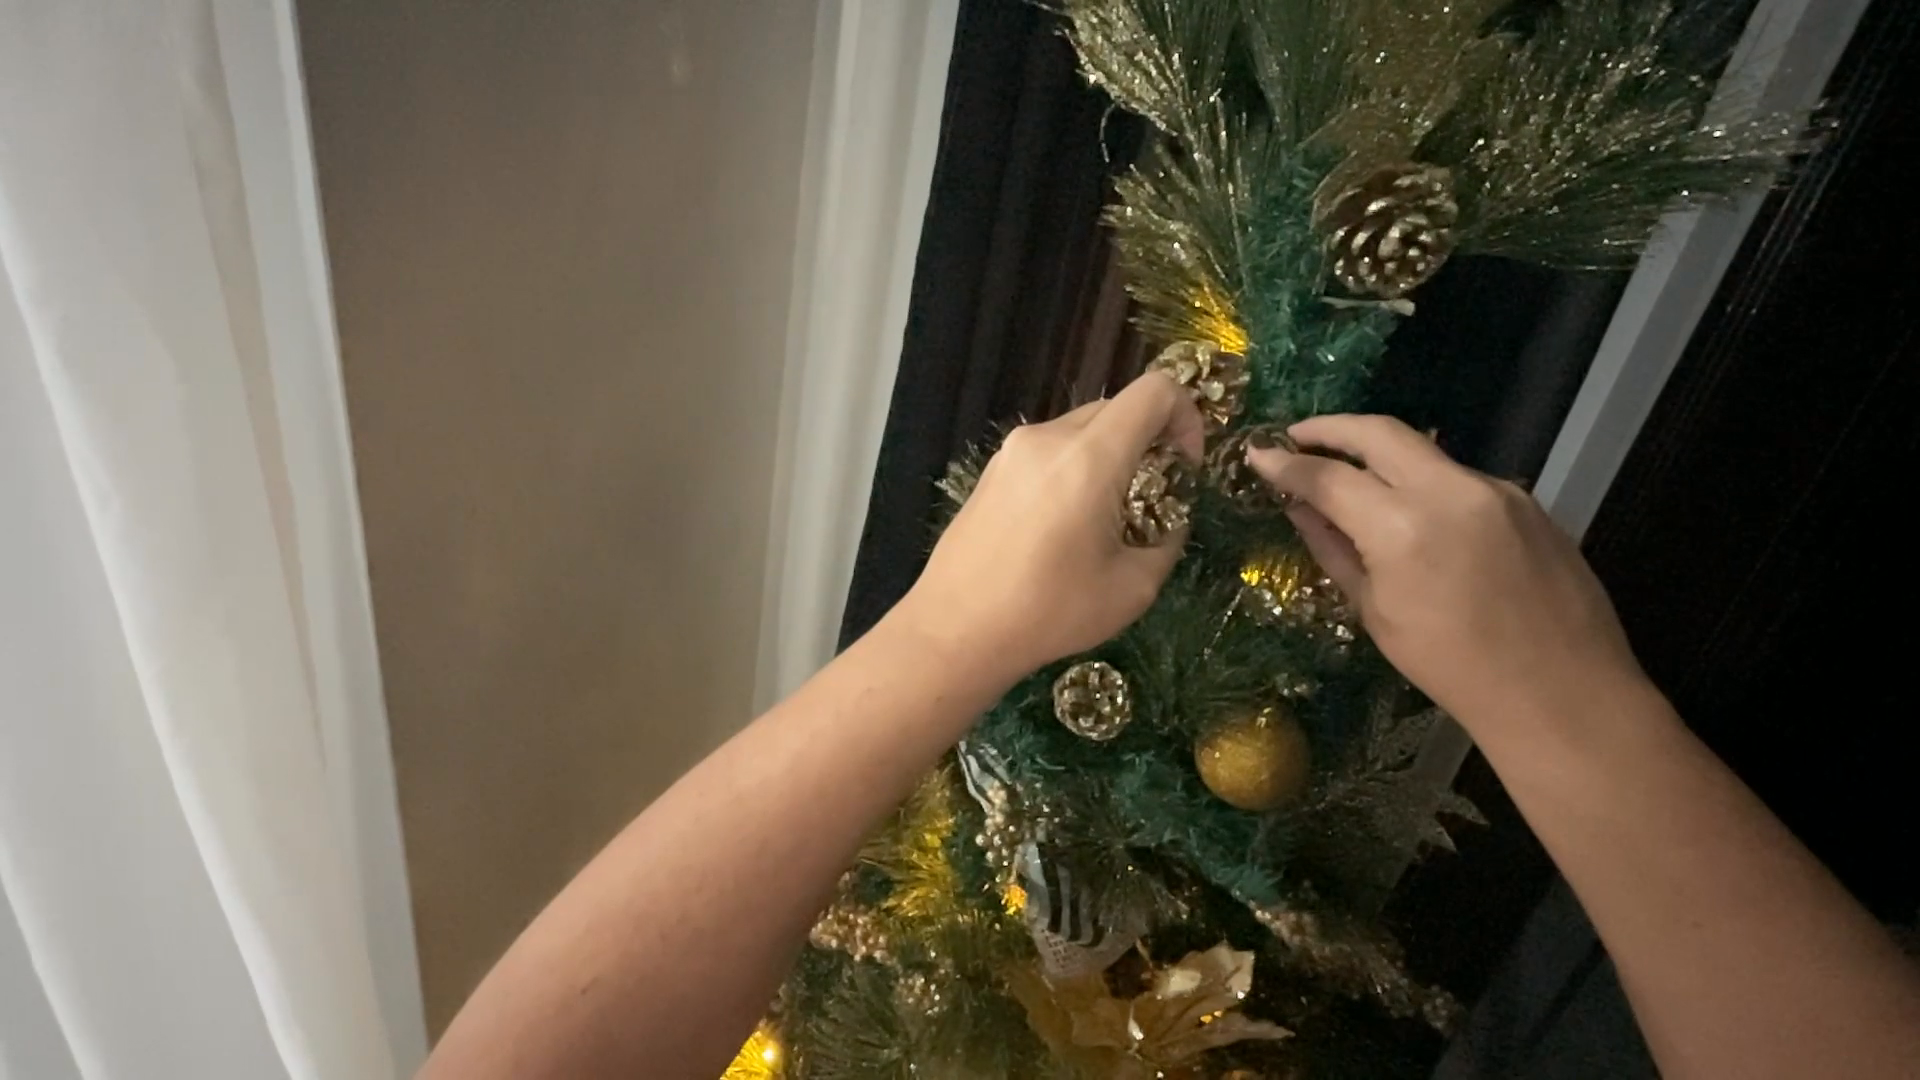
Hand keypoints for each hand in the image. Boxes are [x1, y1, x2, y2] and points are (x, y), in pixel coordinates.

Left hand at [894, 373, 1205, 684]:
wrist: (955, 630)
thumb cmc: (1049, 613)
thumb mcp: (1133, 587)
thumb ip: (1168, 538)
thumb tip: (1169, 517)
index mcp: (1088, 457)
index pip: (1154, 390)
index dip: (1185, 417)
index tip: (1183, 468)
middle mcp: (1047, 438)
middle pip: (1117, 409)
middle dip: (1147, 443)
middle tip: (1150, 501)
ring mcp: (1011, 452)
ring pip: (1081, 431)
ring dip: (1108, 459)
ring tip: (1103, 520)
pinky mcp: (990, 471)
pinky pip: (1048, 452)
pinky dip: (1072, 470)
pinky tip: (1061, 527)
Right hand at [1248, 414, 1645, 741]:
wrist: (1561, 692)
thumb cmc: (1449, 666)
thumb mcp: (1373, 611)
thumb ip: (1333, 549)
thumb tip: (1299, 509)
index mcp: (1403, 529)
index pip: (1328, 476)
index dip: (1285, 463)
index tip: (1257, 454)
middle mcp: (1450, 492)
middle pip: (1378, 432)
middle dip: (1329, 428)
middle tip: (1294, 436)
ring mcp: (1495, 489)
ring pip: (1421, 451)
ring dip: (1376, 455)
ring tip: (1347, 475)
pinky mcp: (1524, 499)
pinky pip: (1455, 478)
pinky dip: (1419, 483)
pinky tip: (1409, 512)